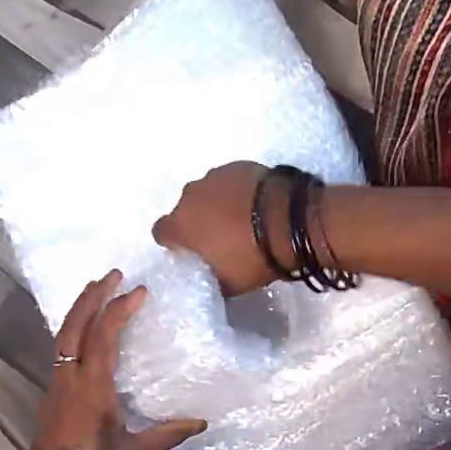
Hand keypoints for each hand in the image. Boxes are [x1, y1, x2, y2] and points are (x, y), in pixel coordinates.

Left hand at [24, 270, 206, 449]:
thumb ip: (167, 434)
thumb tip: (201, 422)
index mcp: (92, 389)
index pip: (103, 338)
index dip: (119, 310)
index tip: (138, 292)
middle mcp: (71, 378)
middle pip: (76, 326)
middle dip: (93, 297)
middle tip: (113, 274)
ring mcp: (58, 383)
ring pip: (64, 334)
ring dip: (80, 308)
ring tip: (97, 289)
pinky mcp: (54, 391)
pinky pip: (62, 348)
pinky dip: (74, 328)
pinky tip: (86, 326)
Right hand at [151, 161, 276, 295]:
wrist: (288, 220)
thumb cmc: (252, 257)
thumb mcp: (229, 284)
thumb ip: (211, 280)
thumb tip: (210, 279)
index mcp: (181, 224)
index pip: (162, 232)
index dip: (174, 242)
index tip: (190, 251)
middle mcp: (191, 195)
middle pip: (186, 210)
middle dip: (198, 222)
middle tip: (221, 237)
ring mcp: (215, 176)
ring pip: (208, 193)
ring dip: (218, 205)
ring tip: (243, 219)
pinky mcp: (239, 165)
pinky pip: (231, 181)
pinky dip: (238, 192)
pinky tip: (256, 204)